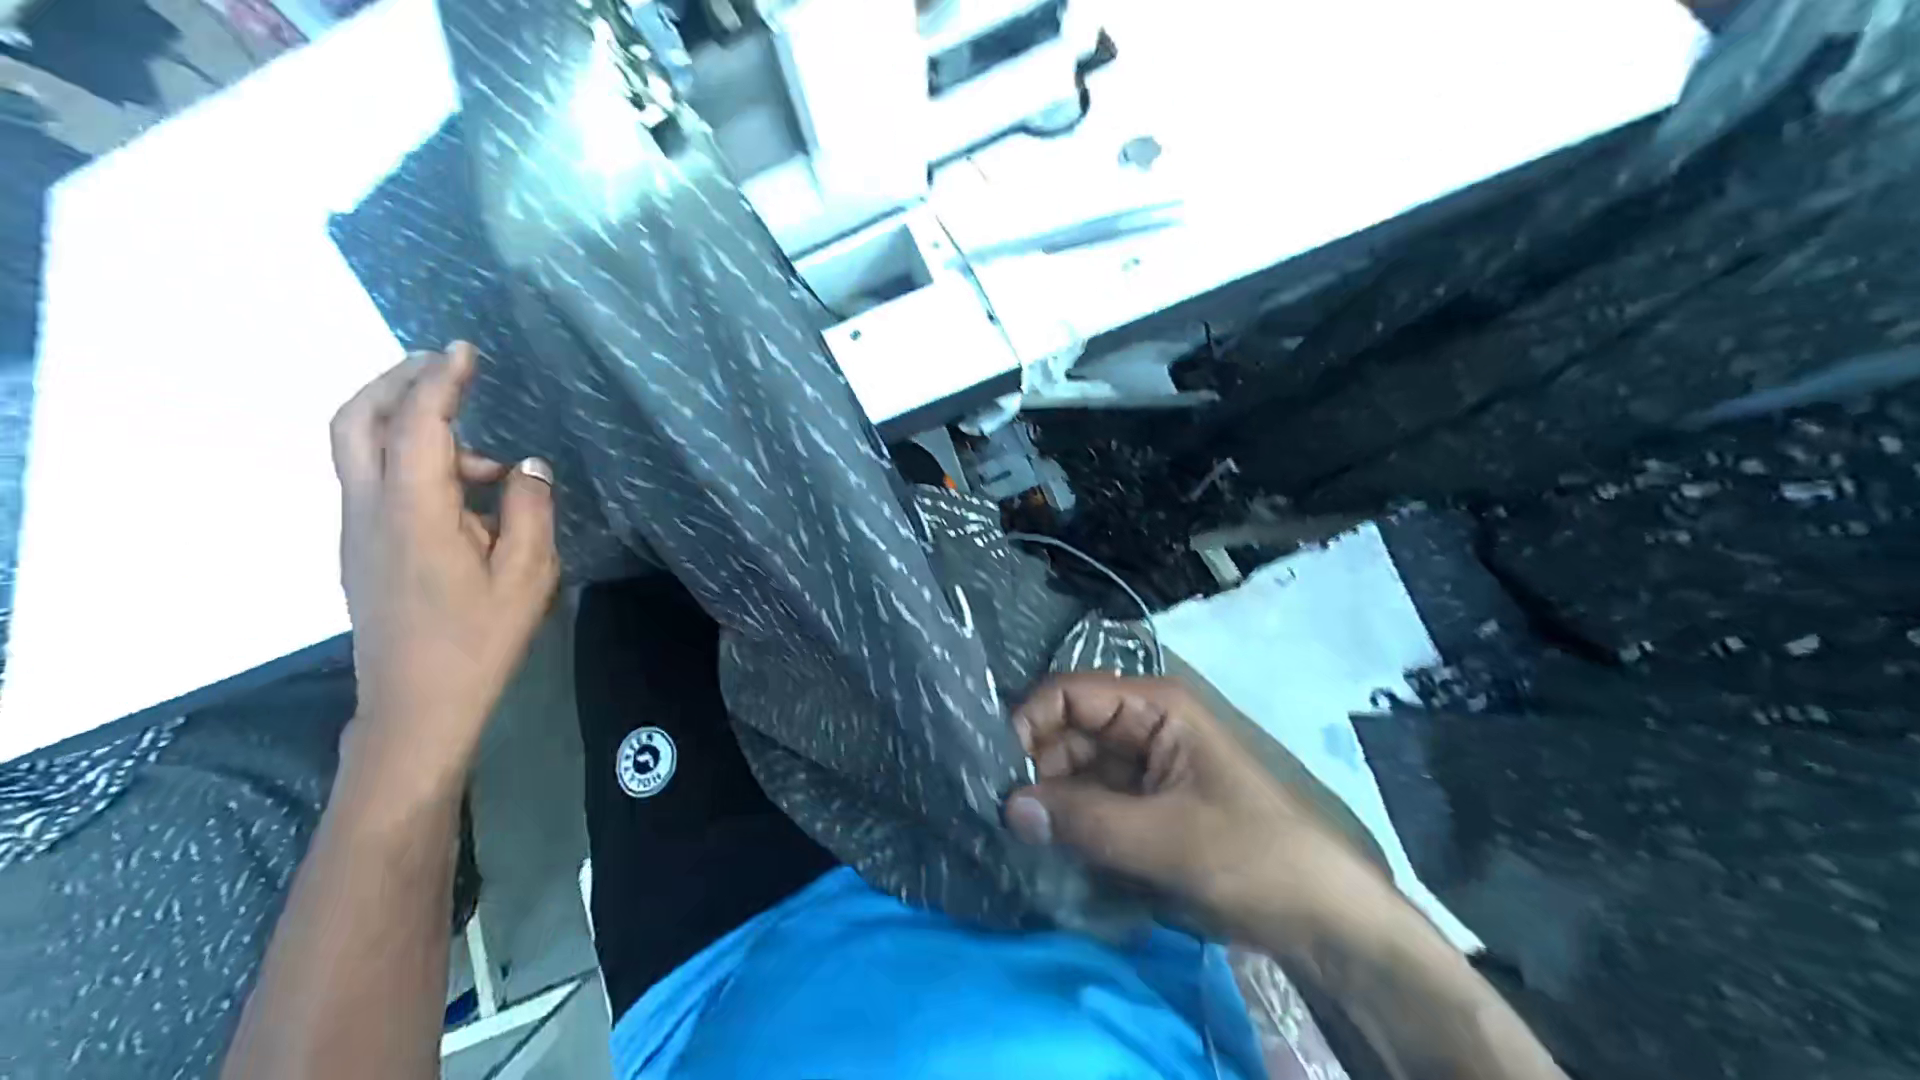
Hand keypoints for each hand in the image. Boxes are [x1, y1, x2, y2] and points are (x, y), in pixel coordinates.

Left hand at [329, 343, 559, 794]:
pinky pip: (376, 481)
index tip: (464, 350)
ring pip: (361, 450)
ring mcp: (358, 529)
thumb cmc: (480, 639)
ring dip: (413, 429)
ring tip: (487, 461)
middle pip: (357, 422)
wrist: (418, 702)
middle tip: (443, 367)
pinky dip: (412, 462)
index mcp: (414, 511)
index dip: (441, 380)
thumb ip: (529, 510)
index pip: (420, 424)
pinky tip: (465, 494)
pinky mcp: (362, 547)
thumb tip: (528, 466)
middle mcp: (370, 508)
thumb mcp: (528, 574)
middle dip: (395, 383)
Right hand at [1004, 673, 1395, 951]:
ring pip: (1074, 769)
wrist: (1323, 919)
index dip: (1029, 721)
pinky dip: (1069, 821)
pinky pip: (1091, 801)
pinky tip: (1048, 847)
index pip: (1070, 693)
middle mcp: (1142, 726)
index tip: (998, 770)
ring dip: (1048, 799)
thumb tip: (1007, 807)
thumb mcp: (1166, 838)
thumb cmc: (1252, 856)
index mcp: (1154, 707)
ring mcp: (1143, 766)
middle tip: (1002, 815)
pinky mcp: (1144, 804)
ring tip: (1019, 836)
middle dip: (1035, 768)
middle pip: (1067, 731)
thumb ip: (1083, 820)